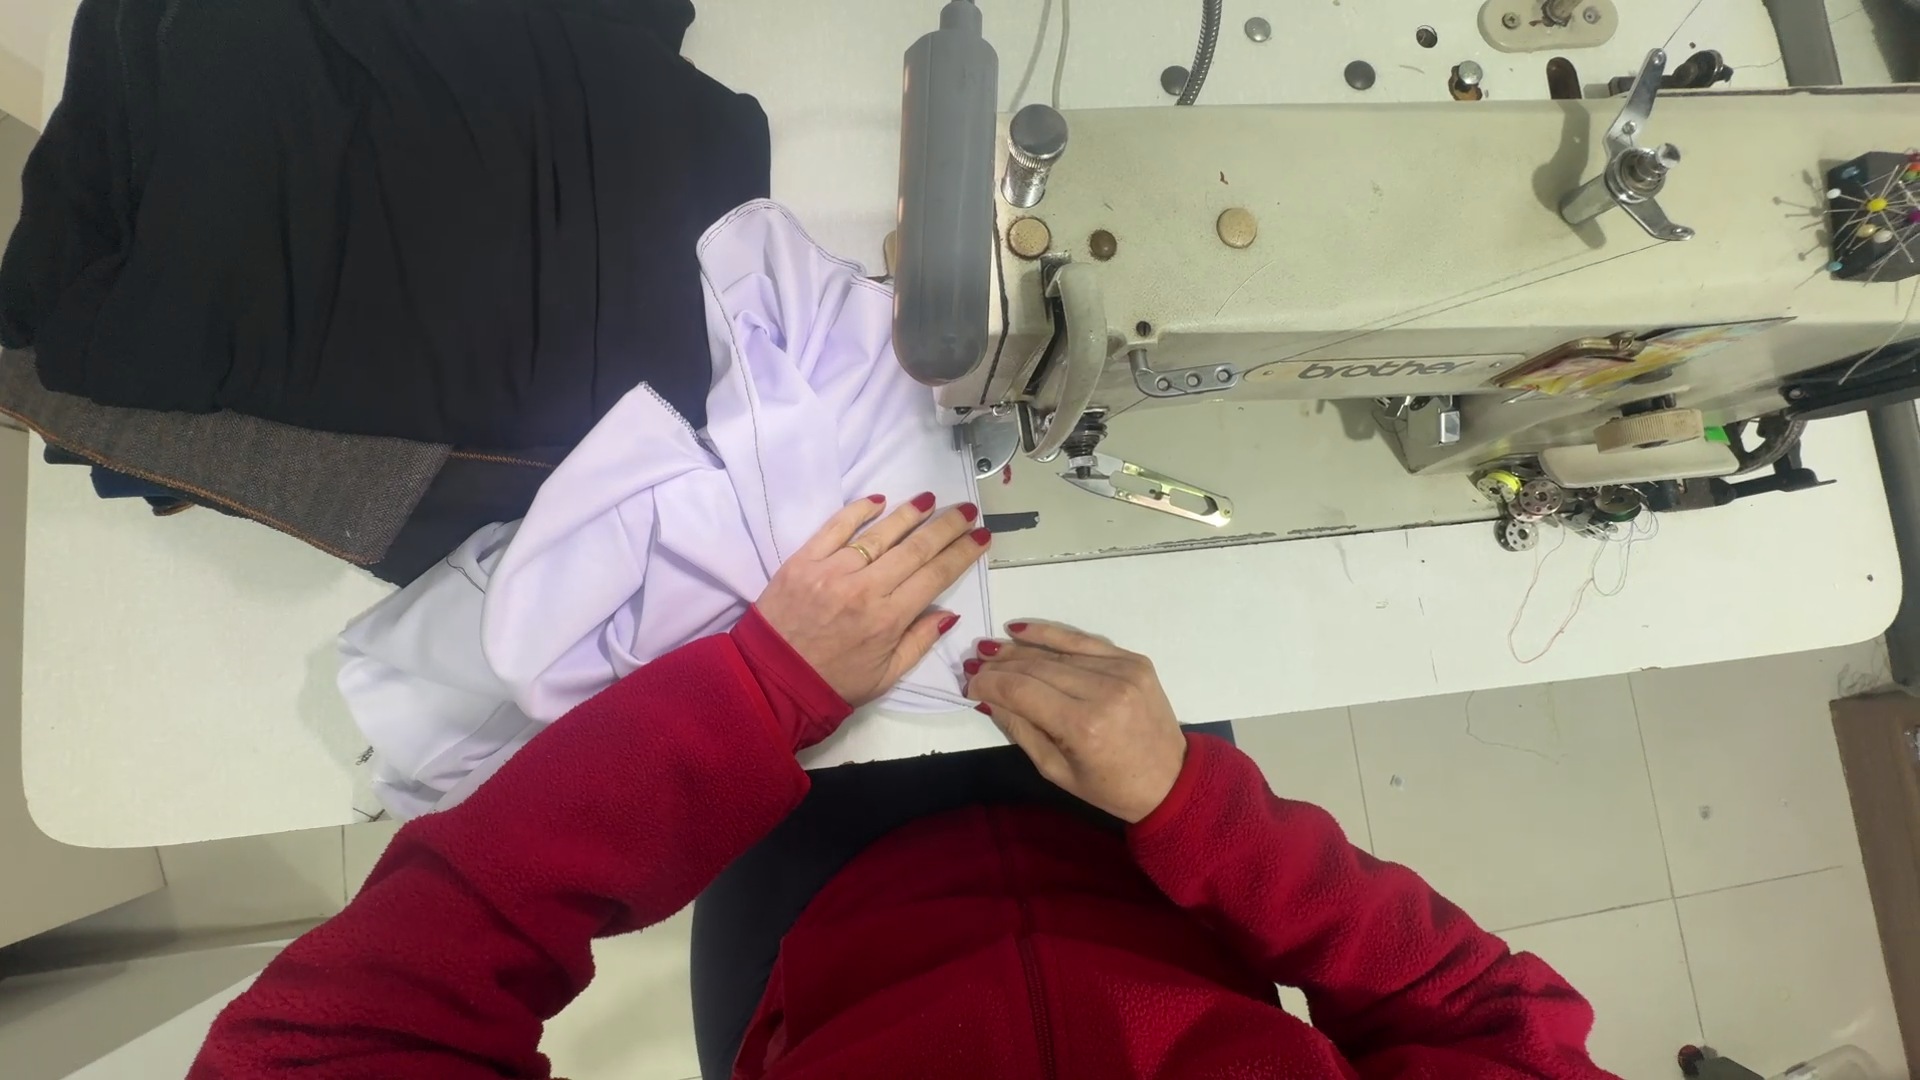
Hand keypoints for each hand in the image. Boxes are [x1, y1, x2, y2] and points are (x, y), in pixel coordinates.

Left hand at [756, 493, 990, 706]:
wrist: (770, 681)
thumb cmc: (833, 683)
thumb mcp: (886, 677)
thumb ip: (920, 642)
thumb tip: (948, 613)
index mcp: (888, 619)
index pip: (936, 575)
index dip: (962, 553)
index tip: (981, 536)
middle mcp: (865, 589)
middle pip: (915, 548)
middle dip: (947, 526)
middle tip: (966, 510)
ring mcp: (832, 571)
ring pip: (880, 534)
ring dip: (909, 514)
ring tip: (930, 500)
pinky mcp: (803, 560)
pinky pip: (835, 527)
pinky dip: (858, 511)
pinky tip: (879, 501)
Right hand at [964, 622, 1187, 823]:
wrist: (1171, 780)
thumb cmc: (1109, 788)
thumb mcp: (1056, 770)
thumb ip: (1019, 729)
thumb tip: (986, 696)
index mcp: (1083, 727)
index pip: (1022, 691)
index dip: (989, 684)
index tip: (969, 685)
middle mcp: (1103, 692)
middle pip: (1036, 667)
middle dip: (999, 666)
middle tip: (973, 664)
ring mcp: (1122, 671)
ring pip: (1056, 653)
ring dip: (1018, 649)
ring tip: (990, 647)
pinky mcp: (1133, 660)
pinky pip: (1083, 641)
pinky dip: (1050, 634)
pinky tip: (1019, 630)